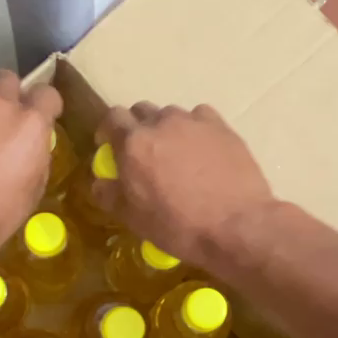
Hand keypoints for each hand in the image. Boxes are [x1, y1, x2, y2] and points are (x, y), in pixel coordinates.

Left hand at [0, 70, 61, 259]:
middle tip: (4, 120)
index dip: (45, 104)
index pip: (46, 92)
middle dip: (8, 94)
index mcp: (30, 123)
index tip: (43, 116)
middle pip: (6, 79)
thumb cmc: (1, 212)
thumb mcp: (34, 185)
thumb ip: (35, 154)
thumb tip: (29, 146)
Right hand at [93, 103, 277, 270]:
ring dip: (167, 130)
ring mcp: (194, 121)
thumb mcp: (133, 218)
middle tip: (144, 155)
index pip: (112, 117)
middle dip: (138, 128)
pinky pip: (200, 119)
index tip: (111, 146)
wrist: (236, 226)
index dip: (109, 130)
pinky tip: (203, 152)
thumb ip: (109, 194)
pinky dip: (195, 130)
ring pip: (172, 115)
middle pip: (141, 111)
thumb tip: (100, 181)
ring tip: (177, 156)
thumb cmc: (178, 226)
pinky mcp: (222, 127)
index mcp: (133, 143)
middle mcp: (161, 123)